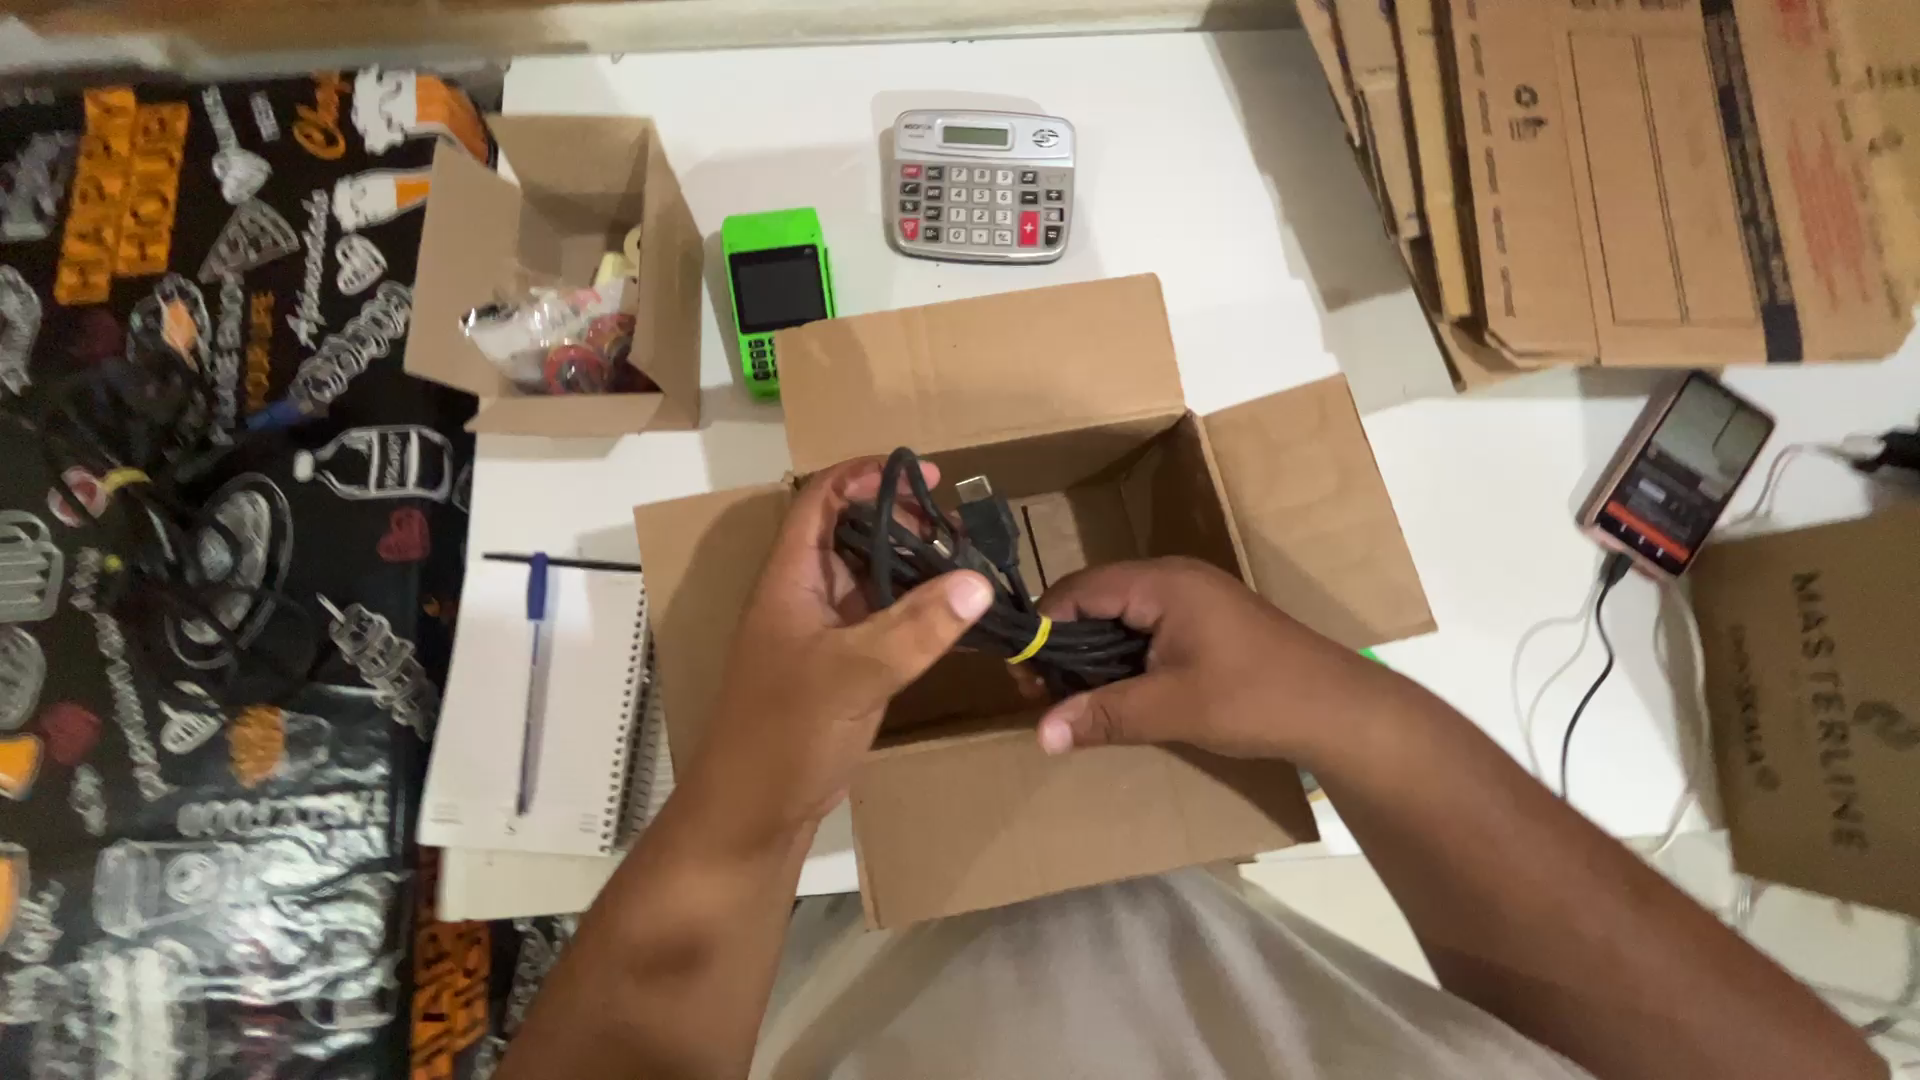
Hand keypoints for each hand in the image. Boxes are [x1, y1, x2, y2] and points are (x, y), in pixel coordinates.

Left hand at [685, 457, 993, 847]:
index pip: (822, 498)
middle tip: (958, 531)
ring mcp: (824, 631)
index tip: (926, 475)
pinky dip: (917, 610)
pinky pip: (884, 619)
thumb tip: (978, 582)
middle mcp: (806, 594)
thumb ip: (915, 628)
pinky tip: (955, 616)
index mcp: (791, 577)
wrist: (753, 811)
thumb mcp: (851, 674)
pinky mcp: (843, 664)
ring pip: (872, 577)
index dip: (868, 475)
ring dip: (914, 566)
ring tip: (967, 566)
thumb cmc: (783, 733)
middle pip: (853, 532)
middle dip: (905, 520)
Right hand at [1033, 558, 1391, 761]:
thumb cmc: (1256, 698)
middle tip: (1043, 691)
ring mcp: (1192, 598)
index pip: (1079, 590)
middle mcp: (1173, 579)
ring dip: (1093, 652)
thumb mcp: (1172, 708)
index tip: (1025, 673)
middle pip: (1096, 599)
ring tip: (1073, 695)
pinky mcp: (1204, 621)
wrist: (1341, 711)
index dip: (1045, 627)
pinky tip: (1117, 691)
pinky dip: (1122, 656)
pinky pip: (1145, 627)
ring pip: (1119, 615)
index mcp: (1161, 583)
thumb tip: (1040, 735)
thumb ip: (1103, 715)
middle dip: (1064, 642)